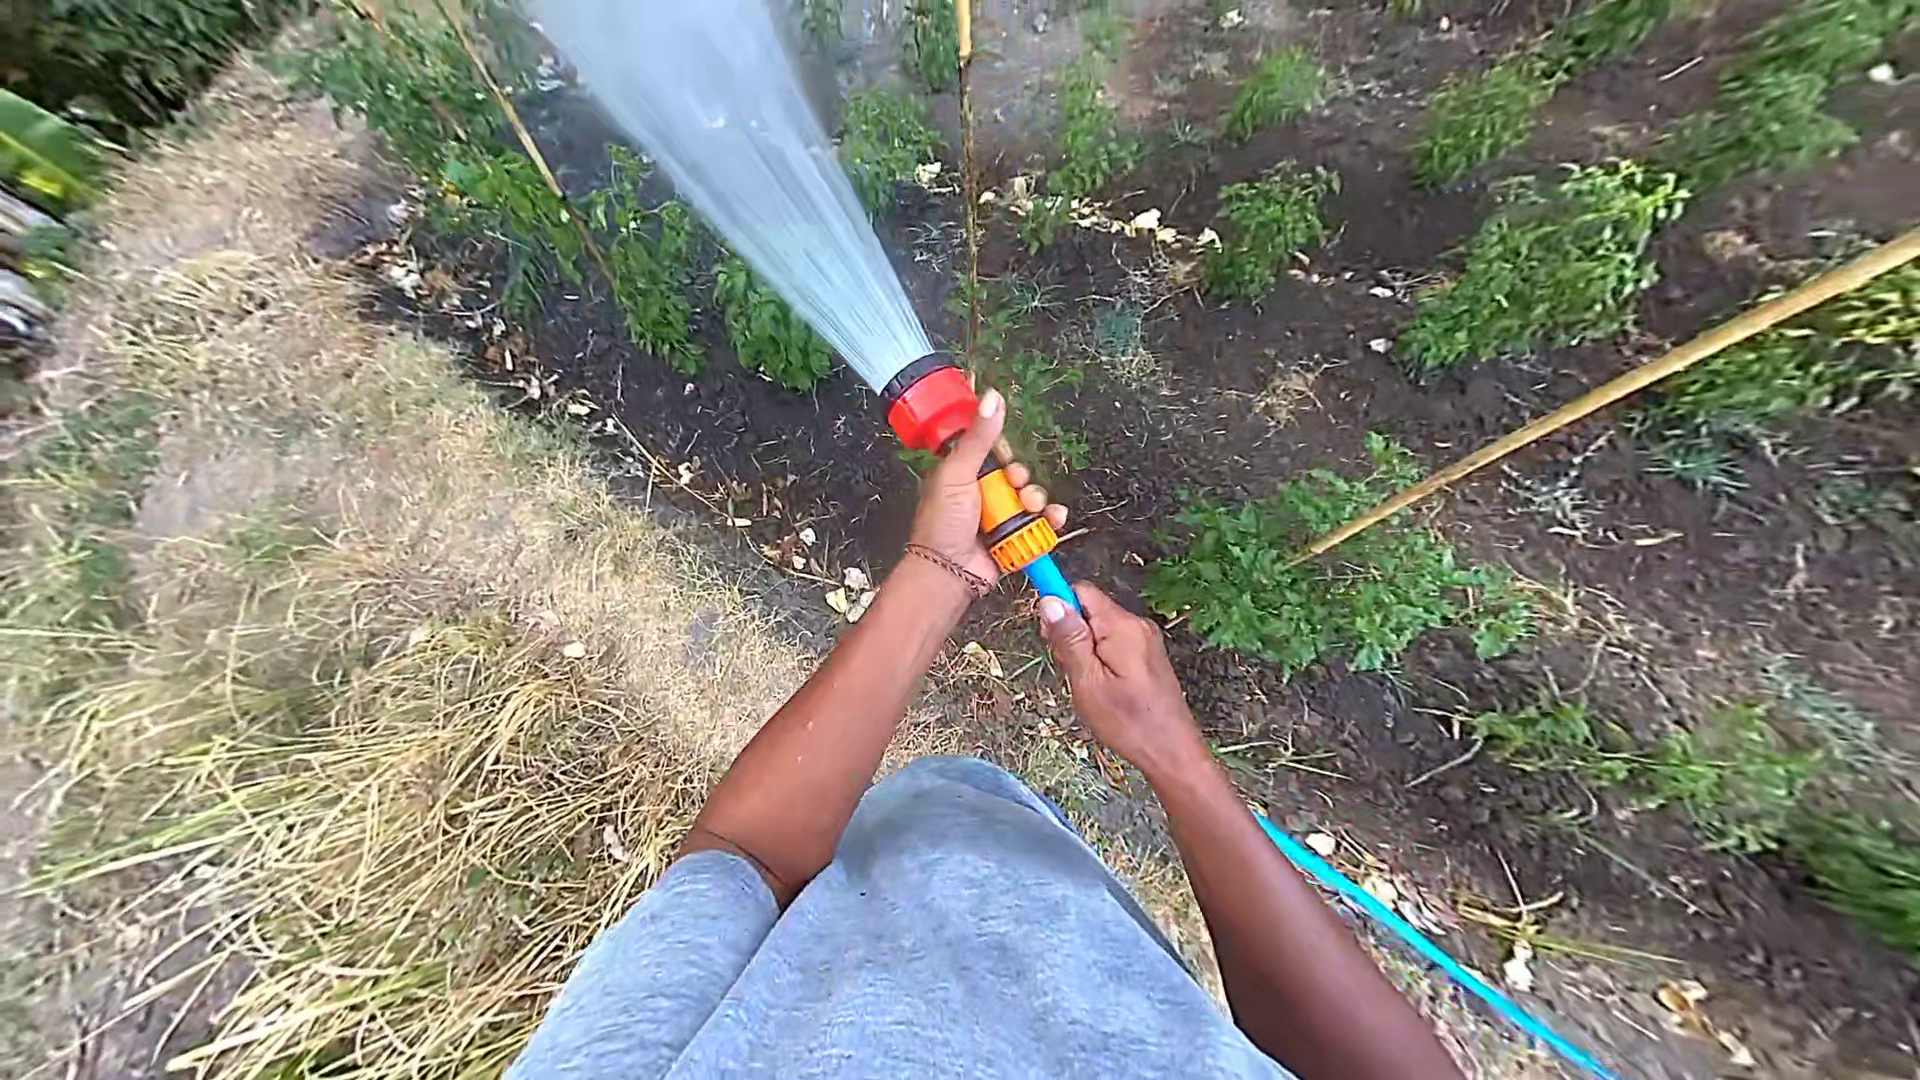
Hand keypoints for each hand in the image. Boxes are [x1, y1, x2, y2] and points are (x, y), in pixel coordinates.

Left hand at [908, 388, 1068, 584]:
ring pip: (1031, 498)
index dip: (1003, 452)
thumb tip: (991, 397)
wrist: (948, 570)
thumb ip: (977, 437)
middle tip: (1014, 484)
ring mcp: (999, 518)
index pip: (992, 453)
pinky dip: (1049, 521)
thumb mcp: (957, 472)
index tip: (1004, 455)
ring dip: (1037, 499)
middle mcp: (983, 495)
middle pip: (1017, 475)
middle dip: (1022, 478)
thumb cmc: (942, 523)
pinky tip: (1052, 518)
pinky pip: (1040, 524)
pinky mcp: (1013, 539)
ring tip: (1028, 506)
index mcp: (964, 474)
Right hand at [1038, 583, 1209, 782]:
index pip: (1081, 591)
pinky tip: (1101, 685)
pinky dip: (1099, 657)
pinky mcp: (1147, 654)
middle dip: (1070, 632)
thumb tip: (1049, 600)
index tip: (1049, 637)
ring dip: (1083, 648)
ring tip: (1087, 683)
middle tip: (1070, 669)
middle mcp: (1136, 624)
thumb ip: (1069, 638)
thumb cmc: (1128, 721)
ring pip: (1099, 627)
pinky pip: (1113, 641)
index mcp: (1121, 626)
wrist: (1172, 752)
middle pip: (1089, 609)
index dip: (1058, 607)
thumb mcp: (1088, 681)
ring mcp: (1145, 639)